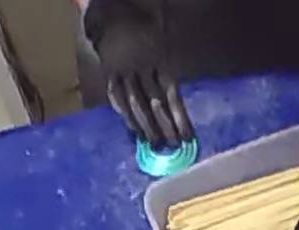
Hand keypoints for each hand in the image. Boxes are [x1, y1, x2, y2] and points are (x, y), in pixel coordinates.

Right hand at [85, 0, 192, 146]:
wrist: (114, 14)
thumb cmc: (144, 33)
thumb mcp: (162, 48)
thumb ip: (168, 74)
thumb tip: (178, 109)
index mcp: (160, 61)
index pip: (173, 96)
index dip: (180, 118)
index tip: (188, 138)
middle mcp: (143, 68)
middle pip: (156, 103)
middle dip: (165, 127)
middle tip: (172, 145)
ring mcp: (125, 72)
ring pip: (137, 104)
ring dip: (146, 127)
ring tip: (154, 144)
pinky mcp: (111, 74)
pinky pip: (118, 99)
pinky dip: (127, 117)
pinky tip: (135, 132)